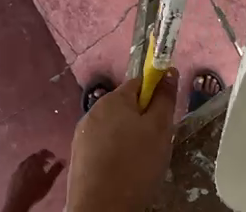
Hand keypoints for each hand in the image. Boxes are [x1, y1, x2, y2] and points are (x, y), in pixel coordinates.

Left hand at [4, 149, 65, 211]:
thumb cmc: (36, 190)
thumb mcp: (49, 180)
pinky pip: (21, 170)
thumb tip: (64, 160)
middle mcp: (26, 162)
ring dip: (33, 164)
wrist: (18, 201)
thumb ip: (56, 169)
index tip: (54, 158)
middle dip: (41, 159)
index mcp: (36, 160)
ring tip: (37, 172)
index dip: (49, 154)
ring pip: (27, 162)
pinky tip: (28, 178)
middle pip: (35, 156)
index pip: (43, 152)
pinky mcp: (13, 177)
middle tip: (46, 165)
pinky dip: (26, 170)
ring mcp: (18, 169)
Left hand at [66, 72, 178, 211]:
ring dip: (128, 138)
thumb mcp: (160, 129)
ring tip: (138, 162)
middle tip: (154, 143)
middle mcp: (93, 111)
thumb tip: (168, 71)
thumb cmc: (134, 165)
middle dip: (142, 120)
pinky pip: (102, 146)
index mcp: (113, 99)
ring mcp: (82, 136)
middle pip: (126, 106)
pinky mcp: (77, 158)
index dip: (155, 97)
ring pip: (114, 128)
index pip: (140, 83)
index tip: (163, 118)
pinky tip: (121, 173)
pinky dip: (113, 154)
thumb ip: (165, 98)